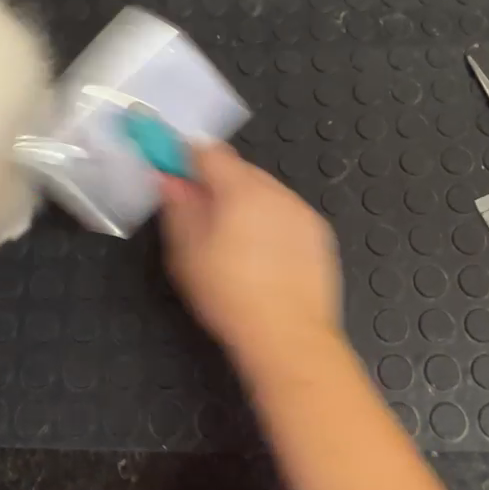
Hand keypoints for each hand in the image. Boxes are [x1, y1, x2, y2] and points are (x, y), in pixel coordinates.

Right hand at [157, 142, 343, 367]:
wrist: (289, 337)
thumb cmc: (230, 296)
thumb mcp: (186, 253)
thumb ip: (176, 208)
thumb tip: (168, 179)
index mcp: (240, 189)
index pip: (207, 152)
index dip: (185, 158)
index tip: (171, 173)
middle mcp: (276, 190)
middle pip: (238, 169)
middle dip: (215, 183)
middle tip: (198, 214)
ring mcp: (302, 211)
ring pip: (264, 192)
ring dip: (244, 203)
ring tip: (231, 243)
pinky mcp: (320, 234)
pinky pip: (286, 214)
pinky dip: (270, 222)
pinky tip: (261, 256)